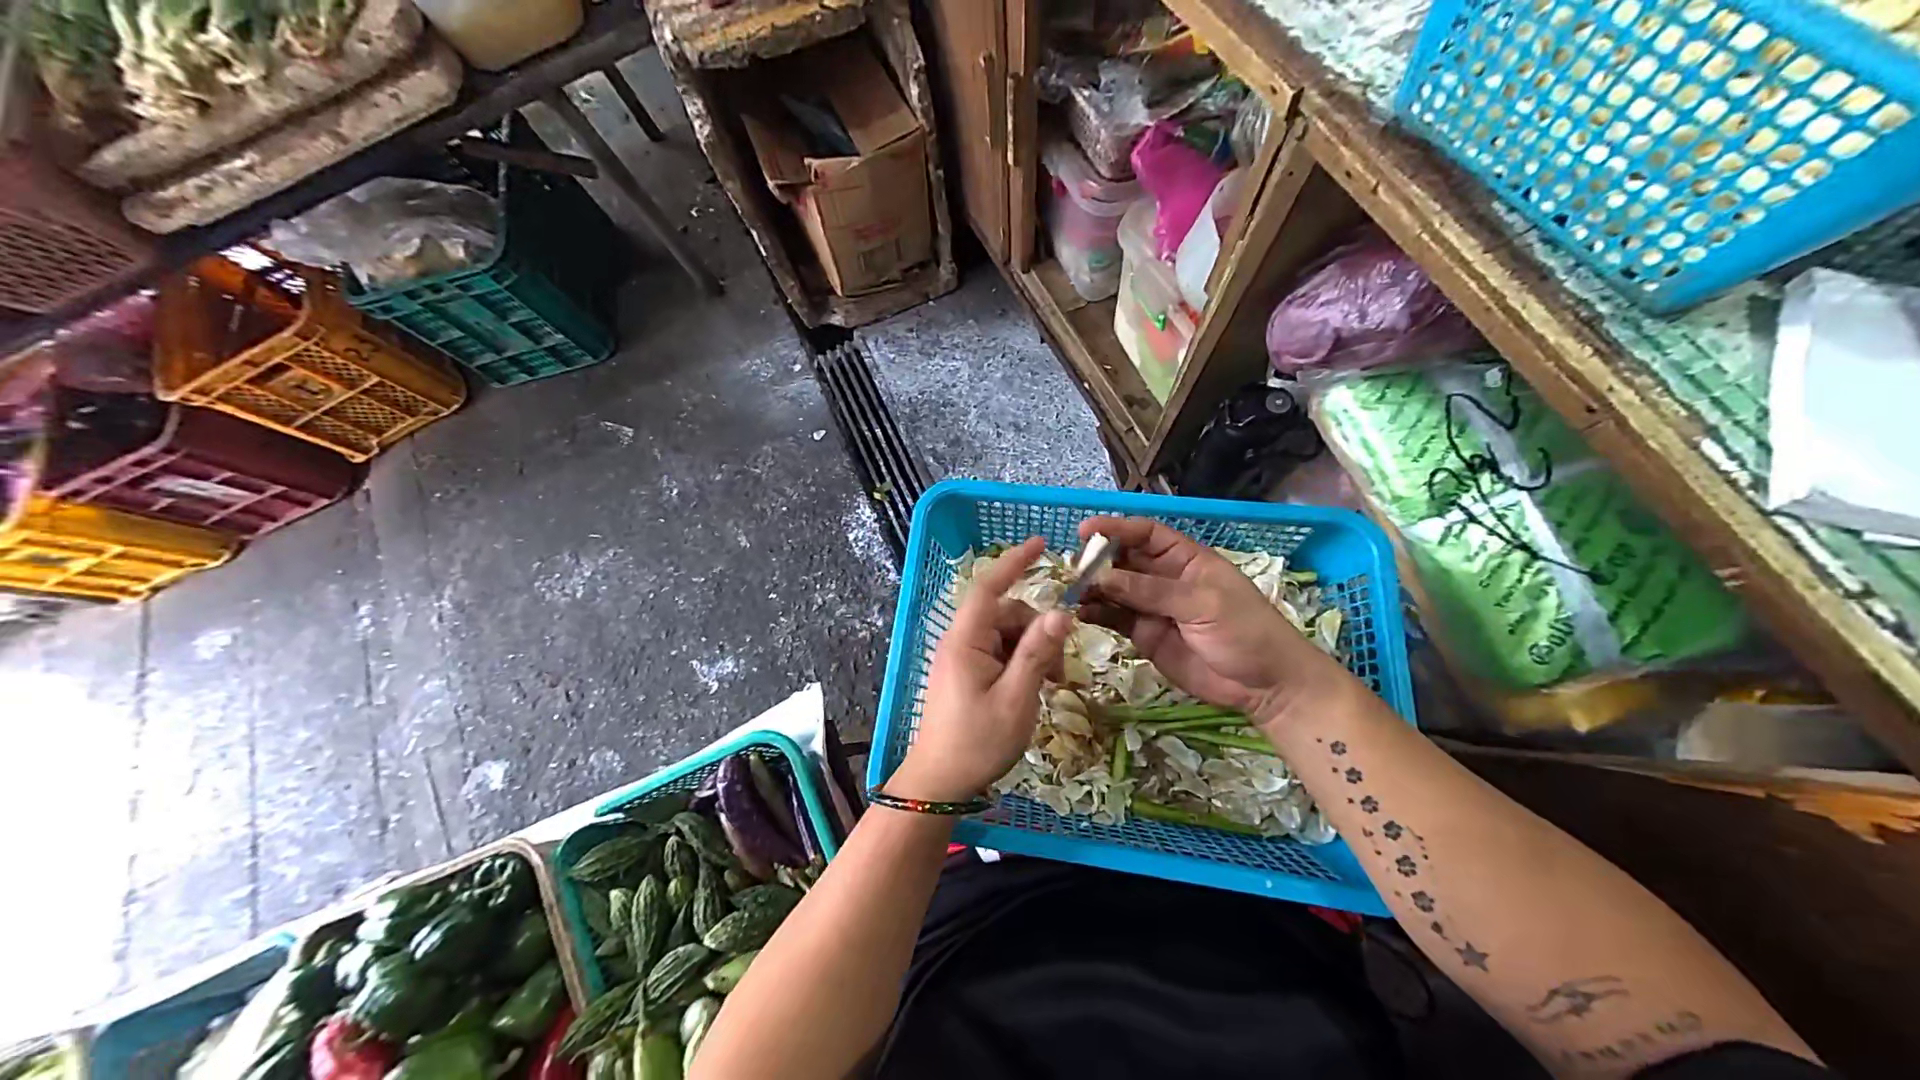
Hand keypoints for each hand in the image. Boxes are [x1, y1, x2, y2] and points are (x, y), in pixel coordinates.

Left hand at [887, 537, 1072, 802]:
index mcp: (966, 639)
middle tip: (1061, 669)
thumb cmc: (978, 741)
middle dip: (1038, 631)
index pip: (990, 586)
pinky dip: (1020, 664)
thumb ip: (1038, 652)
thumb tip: (1062, 613)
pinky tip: (1034, 688)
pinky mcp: (966, 674)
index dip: (1015, 562)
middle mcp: (961, 641)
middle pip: (1007, 615)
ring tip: (1050, 684)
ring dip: (1032, 651)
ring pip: (1006, 636)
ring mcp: (962, 658)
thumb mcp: (1017, 698)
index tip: (1041, 544)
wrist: (940, 782)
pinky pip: (999, 654)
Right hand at [1078, 516, 1350, 727]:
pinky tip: (1079, 614)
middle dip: (1097, 561)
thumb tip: (1104, 578)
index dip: (1116, 528)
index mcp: (1185, 559)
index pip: (1145, 534)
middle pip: (1123, 560)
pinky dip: (1095, 614)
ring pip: (1114, 590)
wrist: (1265, 686)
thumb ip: (1153, 591)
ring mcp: (1152, 607)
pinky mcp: (1144, 634)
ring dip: (1091, 588)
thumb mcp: (1203, 604)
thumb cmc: (1246, 632)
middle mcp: (1165, 578)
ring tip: (1069, 593)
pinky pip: (1114, 618)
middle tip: (1072, 569)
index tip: (1085, 530)